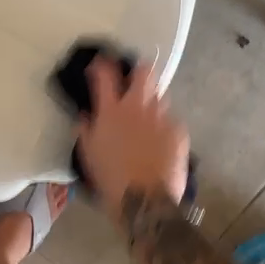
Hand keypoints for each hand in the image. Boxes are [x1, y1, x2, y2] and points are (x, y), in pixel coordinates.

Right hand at [76, 57, 189, 225]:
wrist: (146, 201)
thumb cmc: (111, 179)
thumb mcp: (89, 155)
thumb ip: (85, 130)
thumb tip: (85, 116)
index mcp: (111, 111)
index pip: (106, 75)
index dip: (102, 64)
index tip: (100, 62)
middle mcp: (138, 107)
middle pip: (145, 72)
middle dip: (140, 70)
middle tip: (135, 79)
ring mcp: (162, 117)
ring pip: (160, 94)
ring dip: (153, 99)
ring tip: (149, 113)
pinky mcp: (179, 131)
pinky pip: (171, 119)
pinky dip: (164, 125)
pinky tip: (161, 139)